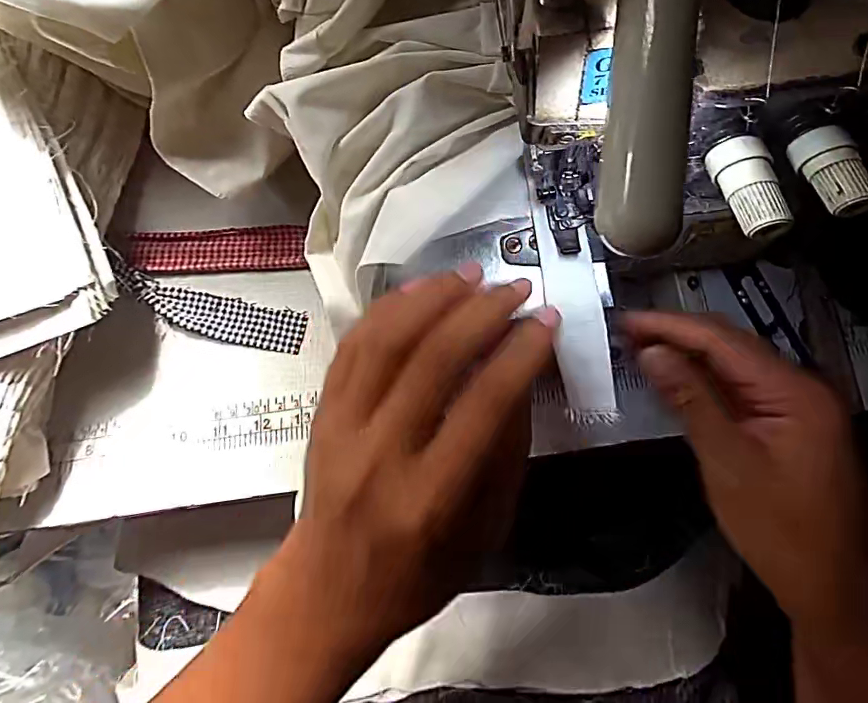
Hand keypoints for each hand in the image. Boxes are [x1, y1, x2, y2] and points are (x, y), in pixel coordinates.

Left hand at [161, 266, 555, 702]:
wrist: (326, 592)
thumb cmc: (416, 573)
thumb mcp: (483, 532)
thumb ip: (505, 452)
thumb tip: (521, 374)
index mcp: (427, 498)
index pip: (482, 406)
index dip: (520, 354)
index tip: (546, 322)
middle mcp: (379, 455)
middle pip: (432, 360)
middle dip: (482, 313)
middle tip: (516, 289)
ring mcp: (342, 427)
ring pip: (386, 339)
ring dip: (433, 296)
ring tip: (471, 275)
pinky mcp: (322, 410)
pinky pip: (354, 343)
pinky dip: (390, 307)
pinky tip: (421, 288)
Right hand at [624, 312, 867, 702]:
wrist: (832, 592)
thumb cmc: (781, 532)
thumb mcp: (727, 463)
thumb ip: (690, 399)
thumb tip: (652, 352)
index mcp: (795, 391)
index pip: (723, 341)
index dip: (670, 326)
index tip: (629, 320)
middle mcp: (803, 386)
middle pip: (731, 344)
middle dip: (678, 334)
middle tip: (629, 331)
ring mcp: (800, 404)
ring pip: (735, 362)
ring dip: (690, 353)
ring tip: (644, 346)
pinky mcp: (791, 421)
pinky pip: (743, 386)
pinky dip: (707, 378)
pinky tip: (678, 376)